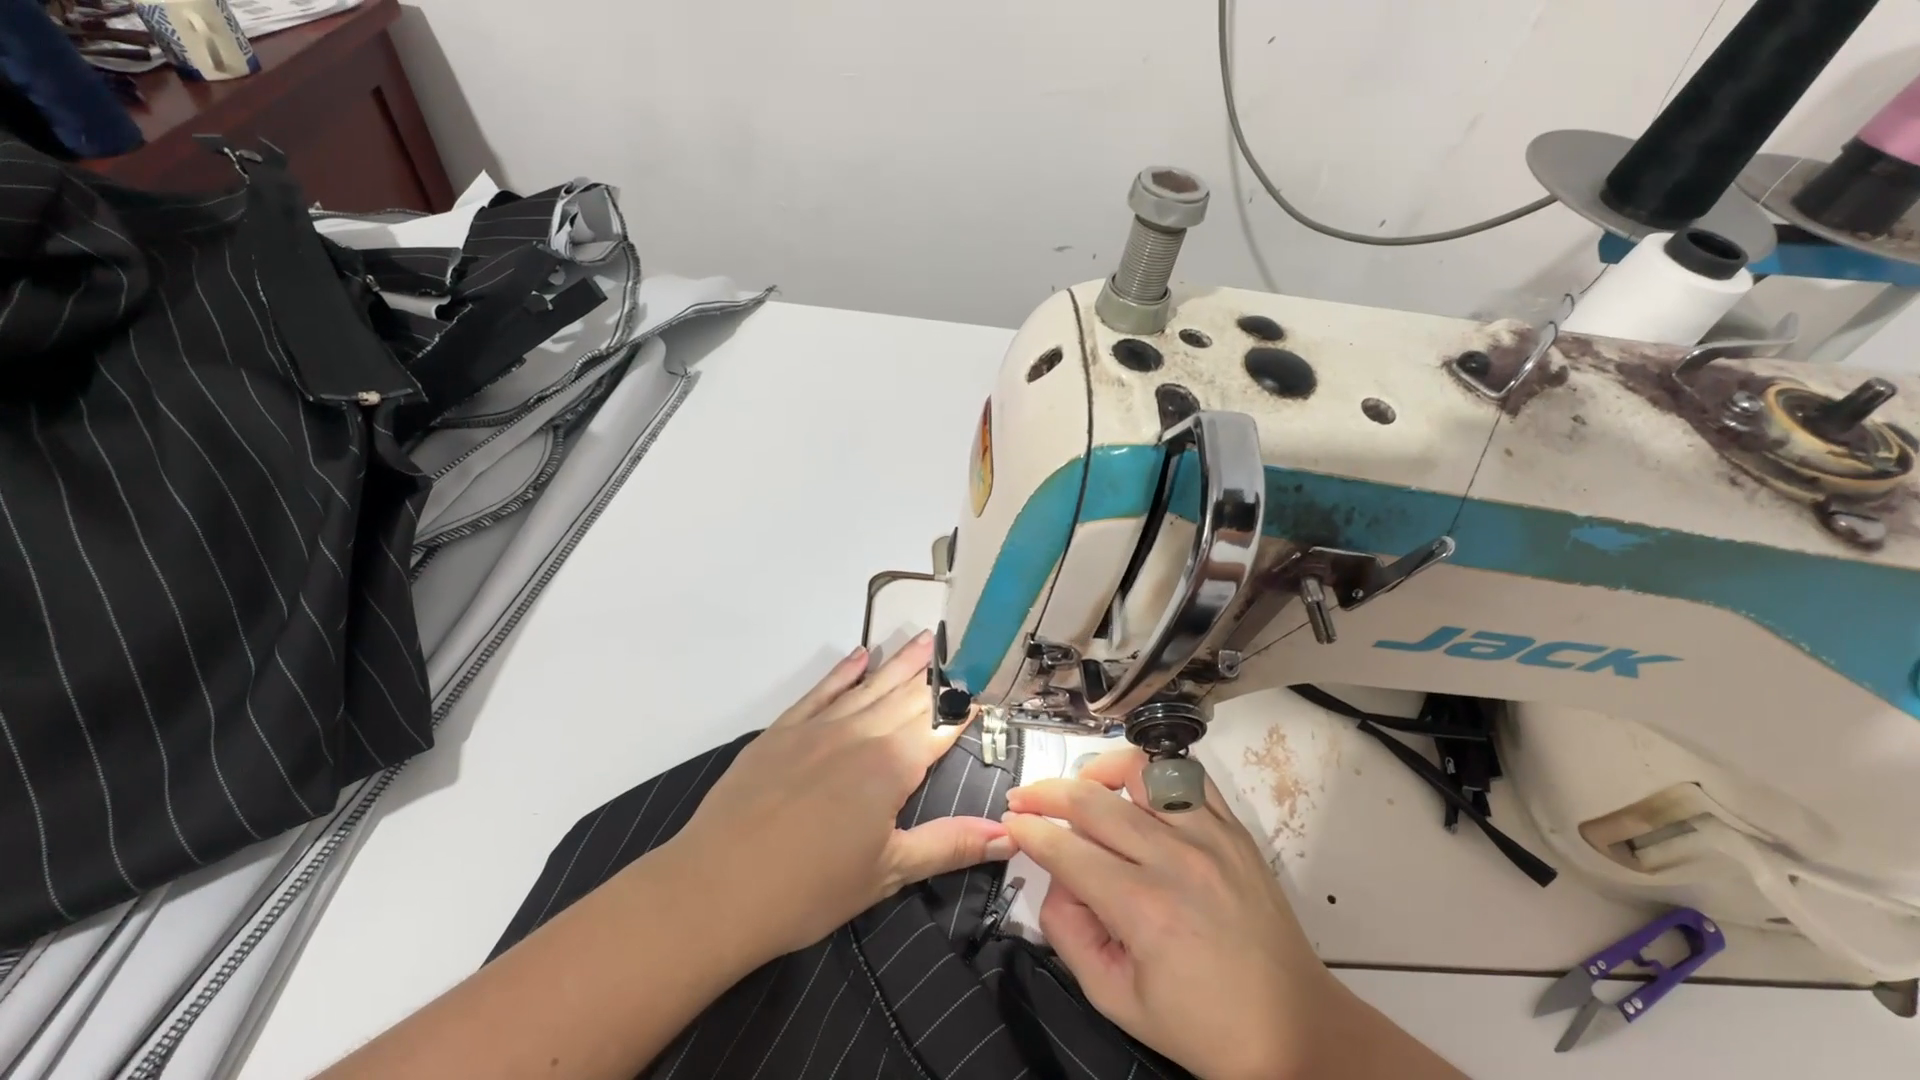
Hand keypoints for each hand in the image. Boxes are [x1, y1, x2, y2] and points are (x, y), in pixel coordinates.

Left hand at [663, 632, 1013, 956]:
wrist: (716, 889)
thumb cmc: (810, 890)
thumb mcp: (889, 872)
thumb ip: (951, 845)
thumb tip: (1011, 834)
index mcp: (891, 766)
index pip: (939, 729)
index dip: (963, 714)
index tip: (984, 698)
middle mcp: (859, 734)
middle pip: (907, 699)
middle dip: (936, 678)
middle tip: (960, 652)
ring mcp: (816, 728)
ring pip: (868, 687)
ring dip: (898, 664)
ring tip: (923, 640)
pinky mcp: (780, 733)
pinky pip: (820, 692)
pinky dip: (842, 673)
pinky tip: (859, 657)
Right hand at [1002, 749, 1336, 1079]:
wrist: (1291, 1028)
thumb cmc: (1198, 1024)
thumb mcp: (1114, 998)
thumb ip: (1068, 933)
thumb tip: (1055, 877)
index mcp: (1143, 908)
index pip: (1065, 849)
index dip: (1028, 831)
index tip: (1010, 823)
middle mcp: (1175, 859)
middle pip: (1092, 800)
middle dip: (1045, 793)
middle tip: (1025, 799)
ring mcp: (1211, 837)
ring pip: (1142, 770)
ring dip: (1099, 770)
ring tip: (1082, 787)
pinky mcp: (1236, 831)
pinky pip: (1190, 776)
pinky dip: (1154, 773)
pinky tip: (1137, 792)